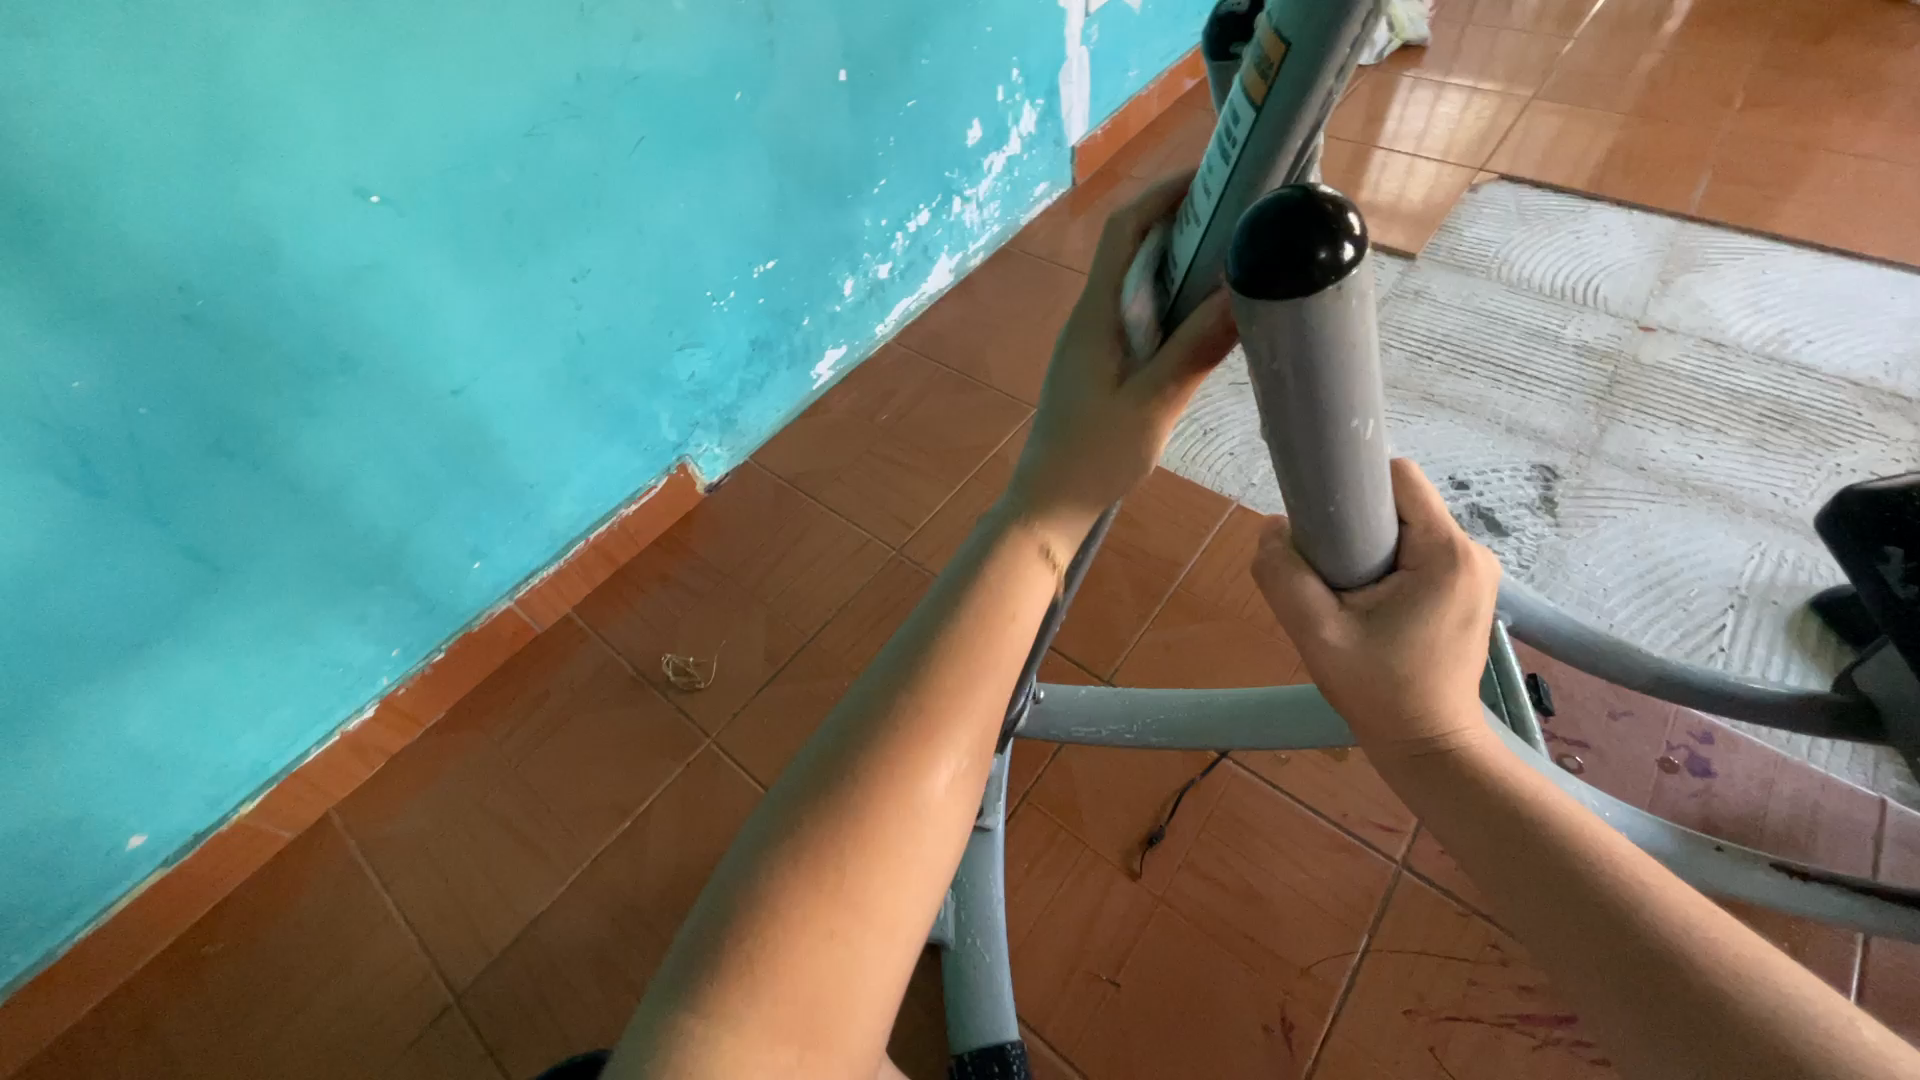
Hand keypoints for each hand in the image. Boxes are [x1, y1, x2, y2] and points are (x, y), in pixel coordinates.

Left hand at [1003, 173, 1238, 540]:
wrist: (1049, 503)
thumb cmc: (1094, 457)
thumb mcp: (1153, 404)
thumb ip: (1195, 348)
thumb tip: (1244, 288)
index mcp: (1095, 316)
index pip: (1124, 230)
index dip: (1166, 194)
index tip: (1218, 179)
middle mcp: (1090, 318)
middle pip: (1133, 251)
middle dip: (1185, 226)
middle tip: (1245, 220)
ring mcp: (1092, 342)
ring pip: (1138, 286)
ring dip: (1181, 268)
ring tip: (1237, 261)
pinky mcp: (1099, 366)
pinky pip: (1138, 319)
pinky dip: (1172, 307)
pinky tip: (1206, 321)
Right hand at [1252, 458, 1502, 762]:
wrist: (1427, 745)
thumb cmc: (1377, 690)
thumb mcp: (1314, 632)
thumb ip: (1283, 575)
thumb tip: (1270, 528)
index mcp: (1445, 552)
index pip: (1397, 478)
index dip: (1351, 487)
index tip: (1320, 525)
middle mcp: (1471, 551)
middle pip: (1397, 504)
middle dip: (1354, 526)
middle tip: (1327, 575)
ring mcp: (1473, 572)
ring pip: (1403, 529)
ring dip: (1366, 549)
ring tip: (1344, 597)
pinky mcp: (1465, 590)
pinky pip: (1415, 553)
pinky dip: (1384, 566)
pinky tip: (1366, 606)